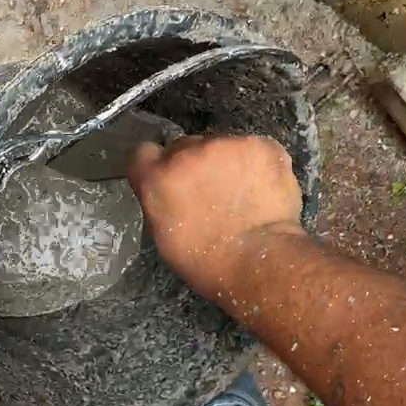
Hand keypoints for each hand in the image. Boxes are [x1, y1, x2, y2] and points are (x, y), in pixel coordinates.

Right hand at [127, 135, 304, 305]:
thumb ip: (161, 203)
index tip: (169, 181)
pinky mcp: (261, 145)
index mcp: (157, 178)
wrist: (257, 260)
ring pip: (221, 147)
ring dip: (226, 165)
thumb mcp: (165, 236)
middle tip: (210, 195)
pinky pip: (253, 149)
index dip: (157, 166)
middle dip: (194, 167)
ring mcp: (226, 144)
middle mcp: (187, 152)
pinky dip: (255, 166)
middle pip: (185, 147)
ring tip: (241, 196)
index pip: (144, 154)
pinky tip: (261, 190)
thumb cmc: (206, 261)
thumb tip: (170, 192)